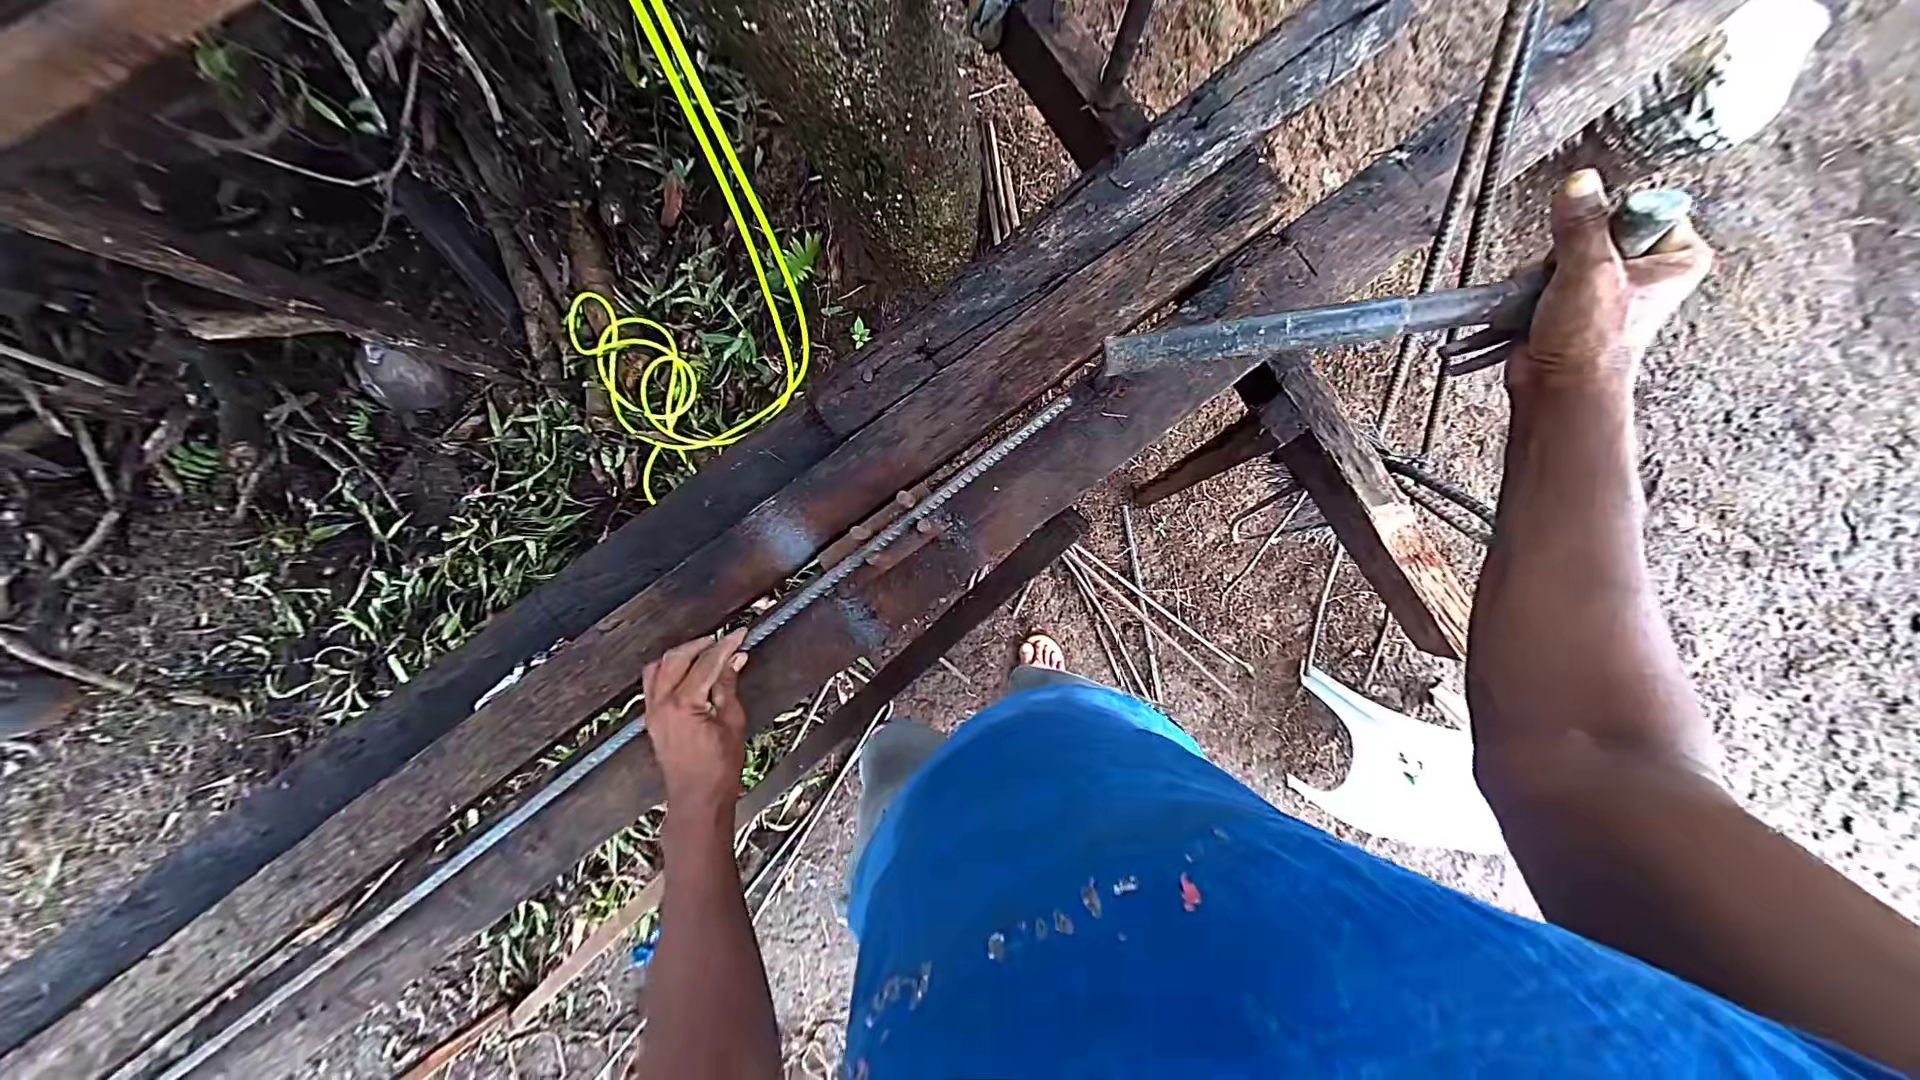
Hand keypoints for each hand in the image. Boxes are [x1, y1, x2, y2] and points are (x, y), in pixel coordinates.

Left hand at [643, 629, 749, 814]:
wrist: (698, 797)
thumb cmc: (719, 766)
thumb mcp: (732, 721)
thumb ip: (728, 685)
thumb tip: (734, 659)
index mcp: (683, 704)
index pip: (706, 663)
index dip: (725, 645)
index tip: (739, 635)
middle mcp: (661, 704)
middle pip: (676, 658)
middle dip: (701, 644)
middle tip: (723, 641)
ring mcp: (653, 712)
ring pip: (659, 667)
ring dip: (681, 654)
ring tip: (704, 651)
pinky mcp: (652, 719)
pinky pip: (653, 683)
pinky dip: (669, 670)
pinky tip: (687, 671)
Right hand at [1514, 169, 1713, 390]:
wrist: (1556, 384)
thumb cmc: (1591, 343)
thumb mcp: (1590, 271)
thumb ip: (1582, 225)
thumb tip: (1579, 183)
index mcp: (1676, 256)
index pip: (1637, 210)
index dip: (1603, 226)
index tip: (1591, 249)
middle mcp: (1643, 270)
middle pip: (1592, 233)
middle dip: (1565, 254)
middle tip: (1567, 279)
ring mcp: (1603, 287)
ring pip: (1563, 255)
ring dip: (1543, 274)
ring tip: (1547, 299)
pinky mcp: (1569, 303)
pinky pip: (1545, 278)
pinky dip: (1531, 289)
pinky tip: (1533, 305)